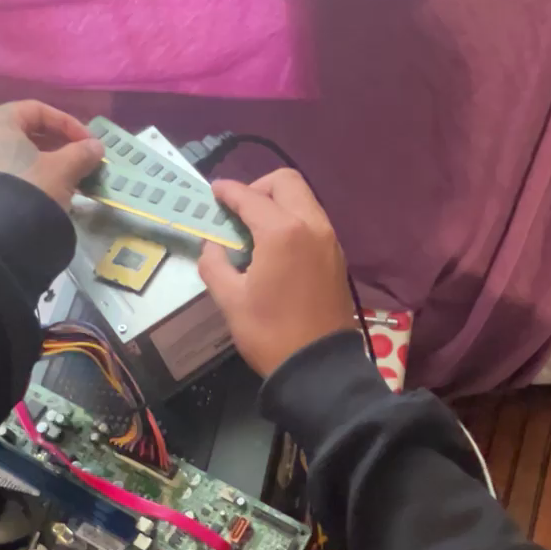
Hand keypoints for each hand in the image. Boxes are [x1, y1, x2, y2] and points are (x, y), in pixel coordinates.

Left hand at [0, 100, 103, 208]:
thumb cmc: (30, 188)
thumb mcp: (63, 170)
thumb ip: (81, 154)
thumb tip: (95, 148)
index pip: (37, 110)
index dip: (68, 124)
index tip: (89, 143)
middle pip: (24, 132)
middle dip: (57, 145)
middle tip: (80, 160)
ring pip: (15, 155)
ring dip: (45, 163)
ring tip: (67, 179)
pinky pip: (5, 173)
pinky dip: (27, 177)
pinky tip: (46, 193)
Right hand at [199, 169, 356, 377]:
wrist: (318, 367)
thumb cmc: (270, 333)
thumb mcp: (230, 300)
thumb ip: (215, 264)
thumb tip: (213, 246)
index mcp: (283, 232)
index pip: (250, 197)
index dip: (228, 191)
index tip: (214, 192)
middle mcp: (312, 225)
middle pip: (286, 182)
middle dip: (259, 187)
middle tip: (238, 211)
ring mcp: (330, 240)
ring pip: (304, 199)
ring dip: (279, 203)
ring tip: (255, 228)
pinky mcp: (337, 257)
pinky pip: (314, 221)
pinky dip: (294, 220)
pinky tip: (276, 246)